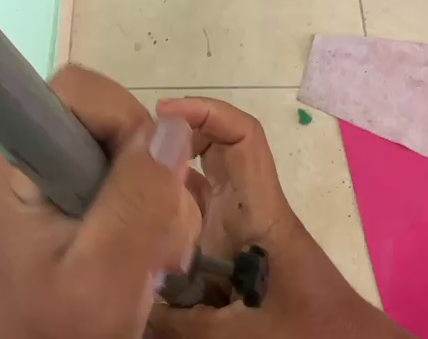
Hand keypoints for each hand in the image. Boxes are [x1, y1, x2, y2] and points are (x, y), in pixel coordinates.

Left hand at [0, 66, 200, 338]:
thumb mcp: (102, 275)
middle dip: (153, 173)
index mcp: (22, 163)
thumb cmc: (62, 331)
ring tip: (157, 260)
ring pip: (135, 151)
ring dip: (162, 202)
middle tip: (160, 237)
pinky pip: (137, 179)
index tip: (147, 173)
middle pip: (114, 120)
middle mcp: (41, 156)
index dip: (120, 116)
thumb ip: (136, 202)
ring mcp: (64, 177)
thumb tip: (172, 129)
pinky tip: (155, 257)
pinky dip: (160, 214)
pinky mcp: (85, 198)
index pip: (75, 92)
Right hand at [146, 97, 411, 338]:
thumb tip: (124, 306)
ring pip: (194, 186)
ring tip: (116, 186)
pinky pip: (190, 221)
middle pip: (210, 150)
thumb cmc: (311, 331)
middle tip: (124, 151)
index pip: (241, 137)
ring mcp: (236, 228)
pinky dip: (164, 220)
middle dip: (169, 140)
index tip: (162, 114)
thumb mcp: (244, 335)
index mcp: (259, 211)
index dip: (205, 111)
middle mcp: (245, 208)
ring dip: (162, 181)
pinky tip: (133, 237)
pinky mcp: (228, 253)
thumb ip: (181, 324)